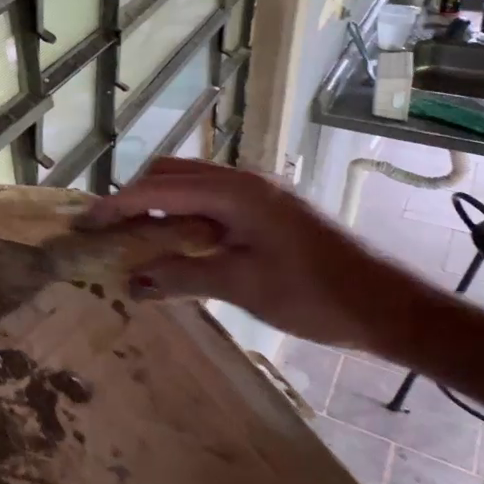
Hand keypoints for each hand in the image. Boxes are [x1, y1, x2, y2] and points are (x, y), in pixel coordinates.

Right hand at [77, 157, 433, 349]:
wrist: (400, 310)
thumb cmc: (320, 297)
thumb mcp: (242, 287)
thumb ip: (181, 277)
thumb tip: (130, 282)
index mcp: (234, 192)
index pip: (156, 189)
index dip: (114, 205)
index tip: (83, 224)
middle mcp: (243, 180)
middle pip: (168, 172)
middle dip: (132, 196)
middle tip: (107, 229)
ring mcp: (260, 191)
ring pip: (189, 180)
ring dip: (157, 201)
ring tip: (136, 235)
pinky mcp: (270, 208)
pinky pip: (210, 195)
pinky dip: (182, 210)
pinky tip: (178, 240)